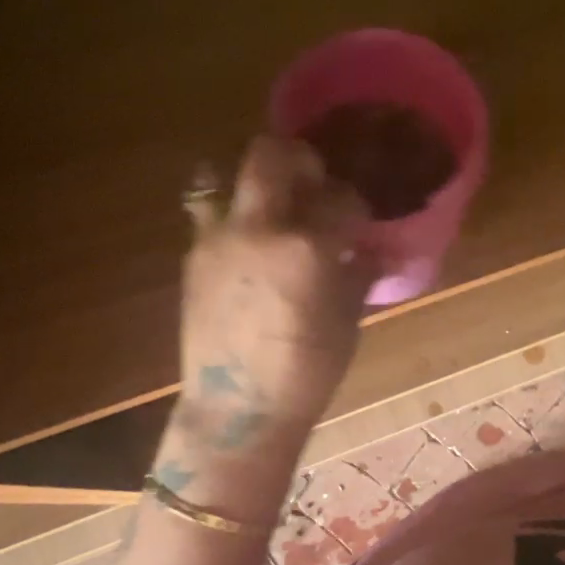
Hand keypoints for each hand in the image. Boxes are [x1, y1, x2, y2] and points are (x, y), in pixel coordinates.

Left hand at [155, 138, 373, 506]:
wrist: (238, 409)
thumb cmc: (308, 371)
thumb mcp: (347, 320)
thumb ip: (359, 273)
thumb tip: (371, 249)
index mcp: (307, 246)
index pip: (340, 198)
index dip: (356, 205)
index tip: (361, 220)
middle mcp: (258, 228)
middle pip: (271, 155)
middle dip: (299, 159)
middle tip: (315, 182)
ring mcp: (218, 239)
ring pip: (227, 175)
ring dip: (257, 184)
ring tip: (277, 209)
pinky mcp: (193, 257)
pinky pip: (213, 217)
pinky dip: (236, 219)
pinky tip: (253, 248)